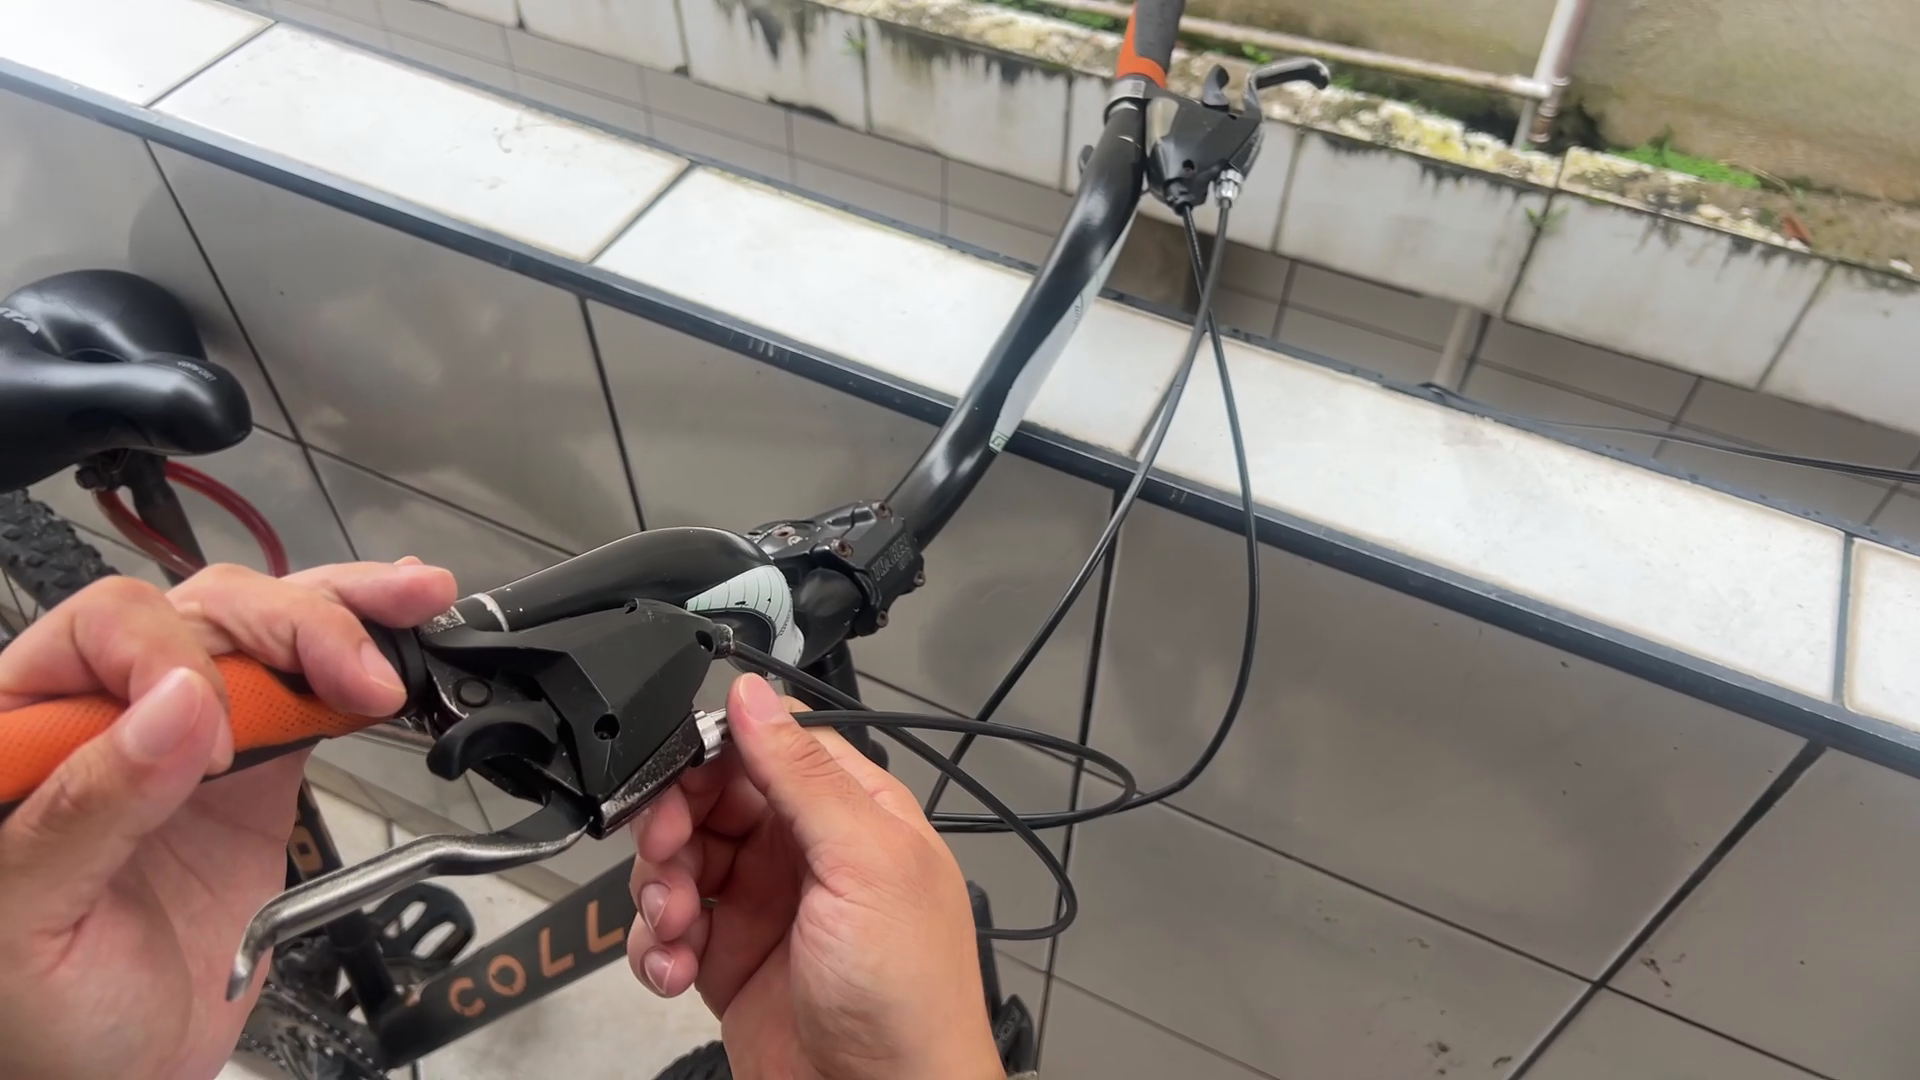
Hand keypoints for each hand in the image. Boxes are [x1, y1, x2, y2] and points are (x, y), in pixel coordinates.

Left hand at [0, 560, 455, 1079]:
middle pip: (213, 610)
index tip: (228, 743)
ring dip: (352, 610)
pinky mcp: (265, 749)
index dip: (178, 660)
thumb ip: (84, 811)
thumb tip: (181, 702)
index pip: (109, 631)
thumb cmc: (37, 1025)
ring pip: (273, 623)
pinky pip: (318, 679)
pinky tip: (407, 620)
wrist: (122, 1068)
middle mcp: (111, 712)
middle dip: (305, 627)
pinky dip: (372, 644)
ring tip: (420, 600)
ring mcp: (199, 728)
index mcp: (22, 738)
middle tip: (371, 679)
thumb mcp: (25, 933)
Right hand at [629, 675, 1002, 1079]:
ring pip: (684, 854)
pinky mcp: (729, 952)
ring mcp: (764, 897)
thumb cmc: (907, 989)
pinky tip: (673, 967)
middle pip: (716, 794)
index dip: (718, 749)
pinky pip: (670, 923)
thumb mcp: (860, 862)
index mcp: (849, 805)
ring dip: (660, 884)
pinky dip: (655, 941)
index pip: (771, 742)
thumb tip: (756, 695)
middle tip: (666, 849)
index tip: (681, 775)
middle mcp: (804, 843)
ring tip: (673, 926)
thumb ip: (803, 775)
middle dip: (677, 818)